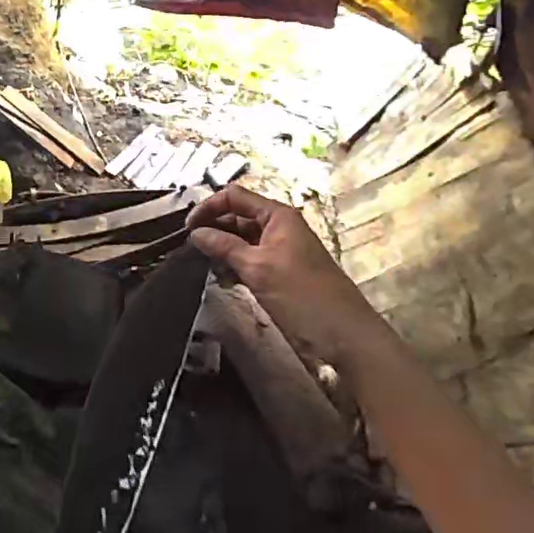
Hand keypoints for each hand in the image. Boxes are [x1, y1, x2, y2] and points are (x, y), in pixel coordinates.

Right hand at [186, 185, 391, 367]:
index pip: (234, 197)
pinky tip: (223, 279)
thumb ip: (224, 247)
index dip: (209, 207)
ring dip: (223, 250)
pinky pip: (251, 260)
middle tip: (190, 249)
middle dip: (214, 229)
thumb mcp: (258, 268)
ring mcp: (280, 250)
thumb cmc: (302, 295)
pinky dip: (235, 266)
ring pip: (243, 240)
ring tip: (205, 266)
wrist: (345, 335)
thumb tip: (196, 233)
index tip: (187, 228)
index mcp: (277, 215)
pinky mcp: (281, 272)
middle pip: (238, 217)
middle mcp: (278, 226)